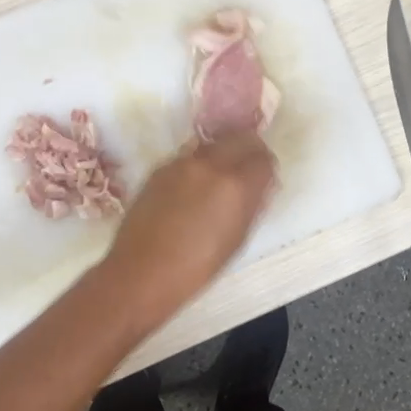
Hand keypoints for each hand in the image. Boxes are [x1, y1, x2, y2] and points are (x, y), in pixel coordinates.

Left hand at [99, 132, 277, 321]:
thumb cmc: (197, 267)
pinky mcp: (159, 168)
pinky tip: (192, 189)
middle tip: (247, 171)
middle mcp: (210, 164)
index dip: (267, 170)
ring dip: (222, 155)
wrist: (143, 271)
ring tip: (218, 180)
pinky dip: (198, 165)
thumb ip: (251, 206)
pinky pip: (188, 157)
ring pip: (212, 145)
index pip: (264, 159)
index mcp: (235, 185)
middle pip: (240, 139)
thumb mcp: (237, 240)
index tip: (264, 181)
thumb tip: (259, 188)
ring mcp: (181, 163)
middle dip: (249, 151)